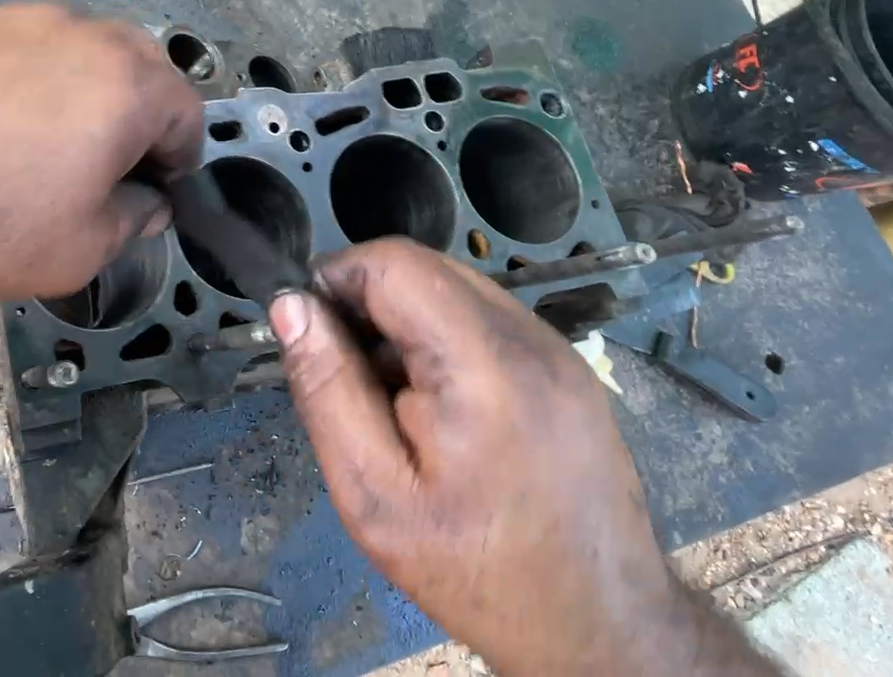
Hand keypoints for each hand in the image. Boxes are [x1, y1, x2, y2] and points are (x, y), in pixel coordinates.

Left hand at [0, 2, 202, 300]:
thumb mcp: (81, 247)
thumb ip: (133, 220)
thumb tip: (147, 204)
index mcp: (126, 80)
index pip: (186, 110)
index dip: (181, 157)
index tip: (157, 189)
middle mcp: (78, 30)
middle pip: (136, 66)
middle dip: (137, 114)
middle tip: (108, 164)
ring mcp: (13, 18)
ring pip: (74, 50)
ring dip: (81, 90)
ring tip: (44, 144)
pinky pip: (17, 48)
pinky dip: (25, 79)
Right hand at [267, 241, 747, 675]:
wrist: (601, 628)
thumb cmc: (477, 568)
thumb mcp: (372, 491)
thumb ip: (326, 388)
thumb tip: (291, 307)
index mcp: (483, 365)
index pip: (393, 263)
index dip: (336, 279)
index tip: (311, 332)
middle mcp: (530, 339)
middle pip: (421, 268)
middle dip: (365, 303)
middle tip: (344, 373)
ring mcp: (557, 350)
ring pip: (449, 289)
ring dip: (399, 323)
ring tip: (387, 398)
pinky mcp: (566, 368)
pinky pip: (481, 320)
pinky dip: (438, 340)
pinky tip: (431, 404)